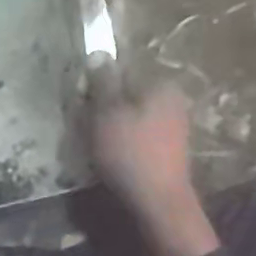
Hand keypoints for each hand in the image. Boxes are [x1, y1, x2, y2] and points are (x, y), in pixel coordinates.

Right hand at [88, 57, 196, 212]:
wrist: (159, 202)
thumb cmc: (130, 154)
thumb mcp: (107, 113)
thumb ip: (102, 81)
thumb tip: (98, 52)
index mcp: (160, 83)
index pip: (121, 69)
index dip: (96, 83)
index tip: (81, 103)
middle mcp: (172, 99)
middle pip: (127, 94)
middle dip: (104, 107)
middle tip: (86, 128)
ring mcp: (174, 126)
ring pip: (132, 117)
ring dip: (112, 128)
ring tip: (97, 147)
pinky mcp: (169, 150)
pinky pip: (139, 137)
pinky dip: (125, 144)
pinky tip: (113, 159)